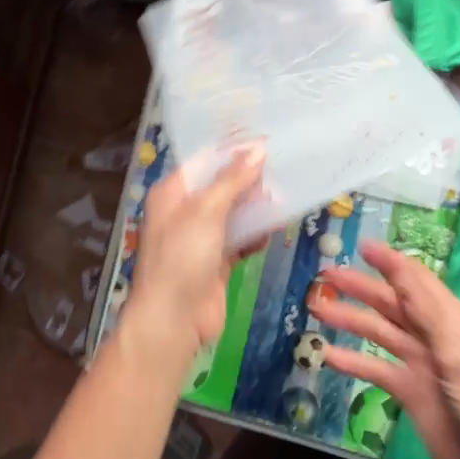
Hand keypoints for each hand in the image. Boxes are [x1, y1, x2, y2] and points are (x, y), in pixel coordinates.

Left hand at [124, 144, 262, 359]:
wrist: (174, 321)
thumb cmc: (182, 257)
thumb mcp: (206, 211)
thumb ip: (232, 180)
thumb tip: (258, 149)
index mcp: (172, 192)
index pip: (204, 161)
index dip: (232, 149)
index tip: (264, 137)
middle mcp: (185, 210)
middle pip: (220, 185)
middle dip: (248, 177)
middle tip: (283, 162)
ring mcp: (201, 237)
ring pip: (233, 211)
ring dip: (256, 204)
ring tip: (287, 190)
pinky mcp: (217, 260)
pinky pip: (240, 238)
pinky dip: (256, 232)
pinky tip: (278, 224)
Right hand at [310, 239, 459, 458]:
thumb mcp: (456, 350)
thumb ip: (425, 308)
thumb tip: (398, 266)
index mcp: (448, 318)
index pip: (414, 280)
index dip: (388, 262)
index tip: (360, 246)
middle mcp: (431, 334)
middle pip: (390, 303)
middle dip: (360, 289)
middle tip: (326, 276)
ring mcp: (418, 362)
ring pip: (379, 333)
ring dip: (350, 320)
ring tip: (318, 310)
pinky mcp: (408, 390)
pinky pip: (375, 368)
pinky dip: (352, 361)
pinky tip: (327, 356)